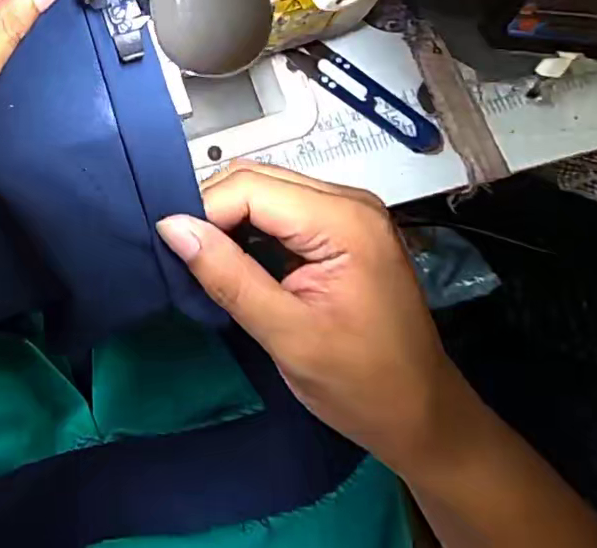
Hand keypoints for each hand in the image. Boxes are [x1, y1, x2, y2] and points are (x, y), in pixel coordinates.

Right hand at [155, 162, 472, 472]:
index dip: (205, 212)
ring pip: (262, 189)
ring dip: (227, 218)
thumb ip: (228, 277)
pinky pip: (277, 207)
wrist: (424, 418)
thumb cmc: (366, 386)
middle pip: (255, 179)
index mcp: (344, 220)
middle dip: (212, 211)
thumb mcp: (289, 336)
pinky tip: (234, 258)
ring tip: (205, 258)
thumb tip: (172, 227)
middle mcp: (347, 200)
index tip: (176, 251)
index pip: (250, 188)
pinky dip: (247, 227)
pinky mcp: (338, 225)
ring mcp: (345, 210)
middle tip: (185, 255)